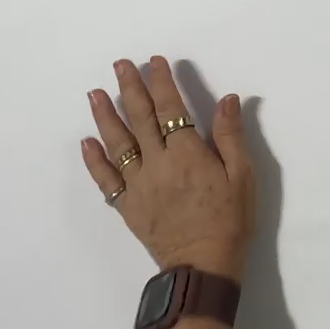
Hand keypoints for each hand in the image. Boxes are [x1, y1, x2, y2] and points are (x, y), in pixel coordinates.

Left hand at [83, 57, 254, 280]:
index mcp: (188, 152)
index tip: (154, 61)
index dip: (162, 82)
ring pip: (118, 144)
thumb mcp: (243, 174)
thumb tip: (227, 97)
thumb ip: (231, 135)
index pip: (171, 108)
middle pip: (141, 118)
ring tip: (94, 93)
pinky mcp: (128, 206)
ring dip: (105, 116)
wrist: (204, 266)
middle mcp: (158, 163)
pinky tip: (86, 142)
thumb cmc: (230, 218)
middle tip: (119, 64)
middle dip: (129, 88)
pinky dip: (94, 160)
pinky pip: (105, 180)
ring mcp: (138, 185)